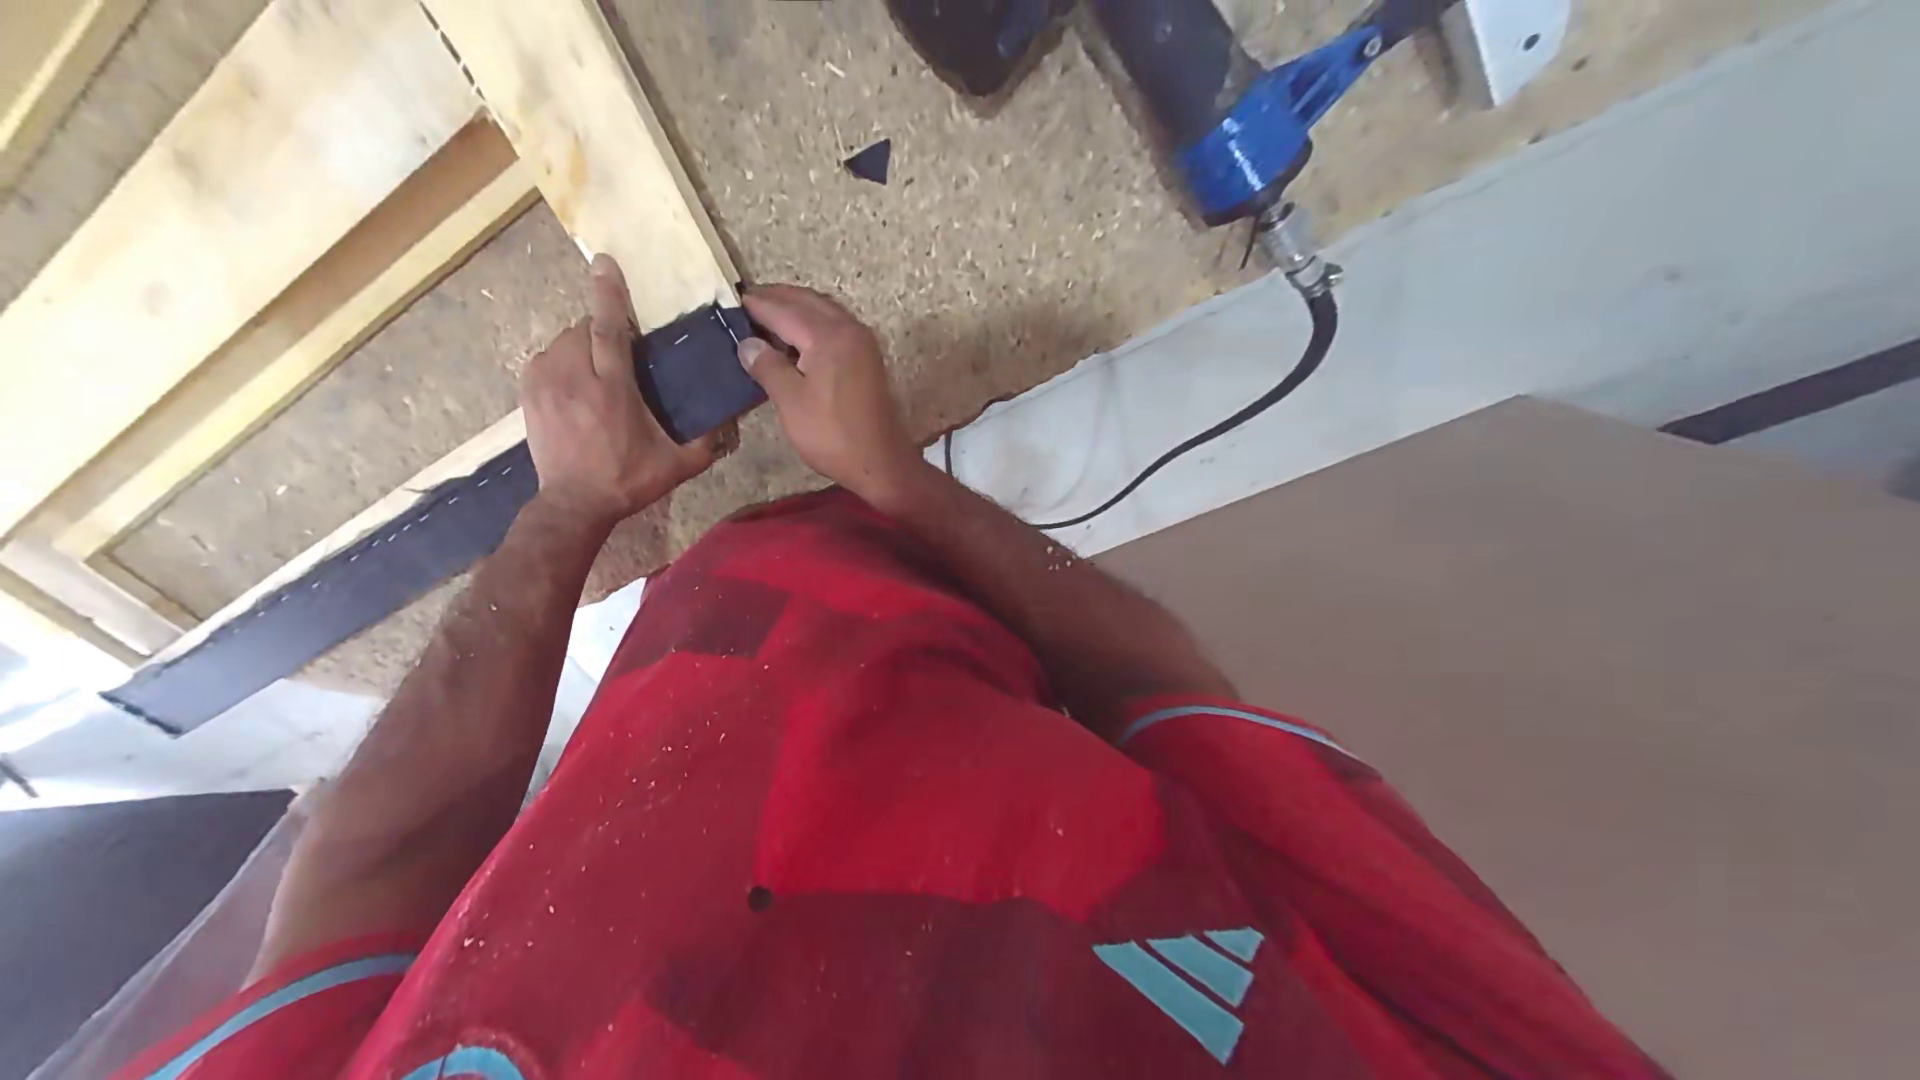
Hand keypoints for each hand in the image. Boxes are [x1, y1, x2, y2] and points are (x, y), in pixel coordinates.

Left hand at [521, 255, 721, 527]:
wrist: (574, 504)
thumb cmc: (629, 480)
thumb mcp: (678, 465)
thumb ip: (708, 442)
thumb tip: (732, 422)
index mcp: (613, 390)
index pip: (608, 329)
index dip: (609, 293)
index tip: (605, 262)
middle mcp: (575, 379)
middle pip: (582, 329)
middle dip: (599, 328)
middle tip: (618, 345)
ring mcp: (545, 385)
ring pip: (561, 343)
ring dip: (580, 345)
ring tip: (597, 366)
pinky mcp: (528, 395)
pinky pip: (544, 359)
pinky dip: (560, 360)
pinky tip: (574, 379)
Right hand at [736, 285, 920, 501]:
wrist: (880, 462)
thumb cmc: (832, 435)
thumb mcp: (791, 401)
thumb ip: (767, 366)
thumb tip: (747, 343)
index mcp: (828, 336)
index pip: (784, 309)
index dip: (756, 305)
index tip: (730, 301)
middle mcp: (849, 329)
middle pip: (807, 302)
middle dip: (777, 298)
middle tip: (746, 303)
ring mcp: (863, 343)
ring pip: (824, 311)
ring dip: (796, 308)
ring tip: (767, 317)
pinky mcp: (867, 359)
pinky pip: (836, 326)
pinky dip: (813, 323)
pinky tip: (796, 338)